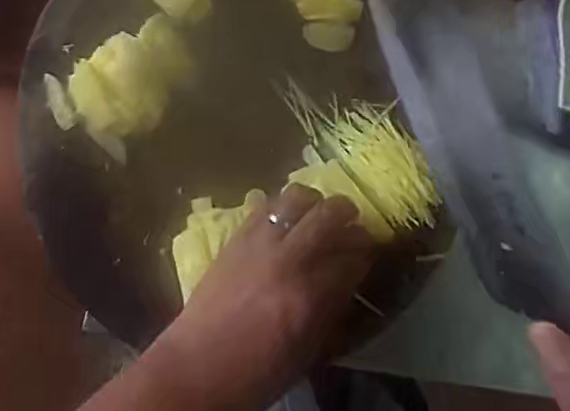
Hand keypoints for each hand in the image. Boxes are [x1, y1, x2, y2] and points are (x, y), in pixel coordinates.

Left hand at [143, 184, 374, 407]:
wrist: (200, 364)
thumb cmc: (257, 371)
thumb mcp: (307, 352)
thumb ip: (331, 311)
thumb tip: (349, 279)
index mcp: (309, 297)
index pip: (351, 258)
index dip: (366, 251)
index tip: (369, 251)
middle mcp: (287, 260)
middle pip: (327, 215)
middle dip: (348, 213)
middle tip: (354, 221)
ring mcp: (260, 241)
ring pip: (297, 198)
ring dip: (316, 200)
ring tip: (321, 210)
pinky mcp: (238, 233)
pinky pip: (267, 204)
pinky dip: (284, 204)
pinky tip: (289, 216)